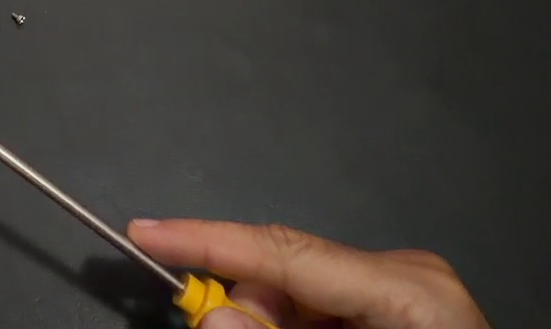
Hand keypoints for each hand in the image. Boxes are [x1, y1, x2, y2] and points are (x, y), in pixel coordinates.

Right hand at [127, 219, 487, 328]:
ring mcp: (403, 290)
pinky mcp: (398, 308)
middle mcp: (404, 274)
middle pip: (287, 275)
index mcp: (408, 289)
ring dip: (272, 326)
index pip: (283, 250)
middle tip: (216, 328)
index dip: (207, 240)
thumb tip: (214, 317)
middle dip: (245, 309)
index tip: (142, 231)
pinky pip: (321, 311)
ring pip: (299, 296)